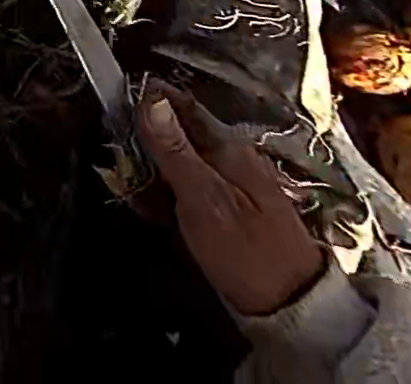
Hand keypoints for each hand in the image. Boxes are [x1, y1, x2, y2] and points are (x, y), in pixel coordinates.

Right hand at [136, 80, 324, 315]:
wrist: (295, 313)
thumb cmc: (247, 252)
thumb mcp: (204, 199)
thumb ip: (174, 149)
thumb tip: (151, 97)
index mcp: (227, 146)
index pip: (182, 104)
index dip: (148, 97)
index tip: (115, 99)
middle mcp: (229, 155)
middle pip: (176, 131)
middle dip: (144, 141)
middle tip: (120, 160)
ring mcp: (229, 181)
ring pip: (177, 159)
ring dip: (151, 170)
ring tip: (136, 192)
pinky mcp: (226, 205)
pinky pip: (186, 184)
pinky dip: (165, 191)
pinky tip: (155, 208)